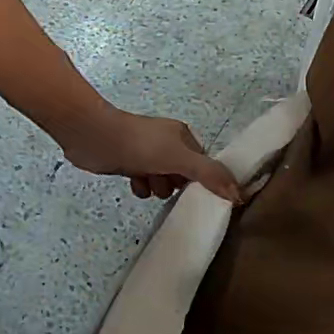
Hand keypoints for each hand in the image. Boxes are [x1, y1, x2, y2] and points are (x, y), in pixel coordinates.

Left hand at [56, 107, 240, 201]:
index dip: (204, 180)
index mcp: (182, 136)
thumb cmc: (141, 145)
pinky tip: (134, 183)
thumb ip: (209, 175)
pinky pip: (143, 182)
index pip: (204, 163)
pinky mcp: (127, 162)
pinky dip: (140, 186)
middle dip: (176, 185)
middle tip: (168, 186)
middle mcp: (166, 142)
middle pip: (183, 174)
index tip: (202, 197)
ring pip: (162, 180)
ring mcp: (145, 152)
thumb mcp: (179, 158)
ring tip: (148, 182)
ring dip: (157, 187)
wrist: (95, 137)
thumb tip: (239, 194)